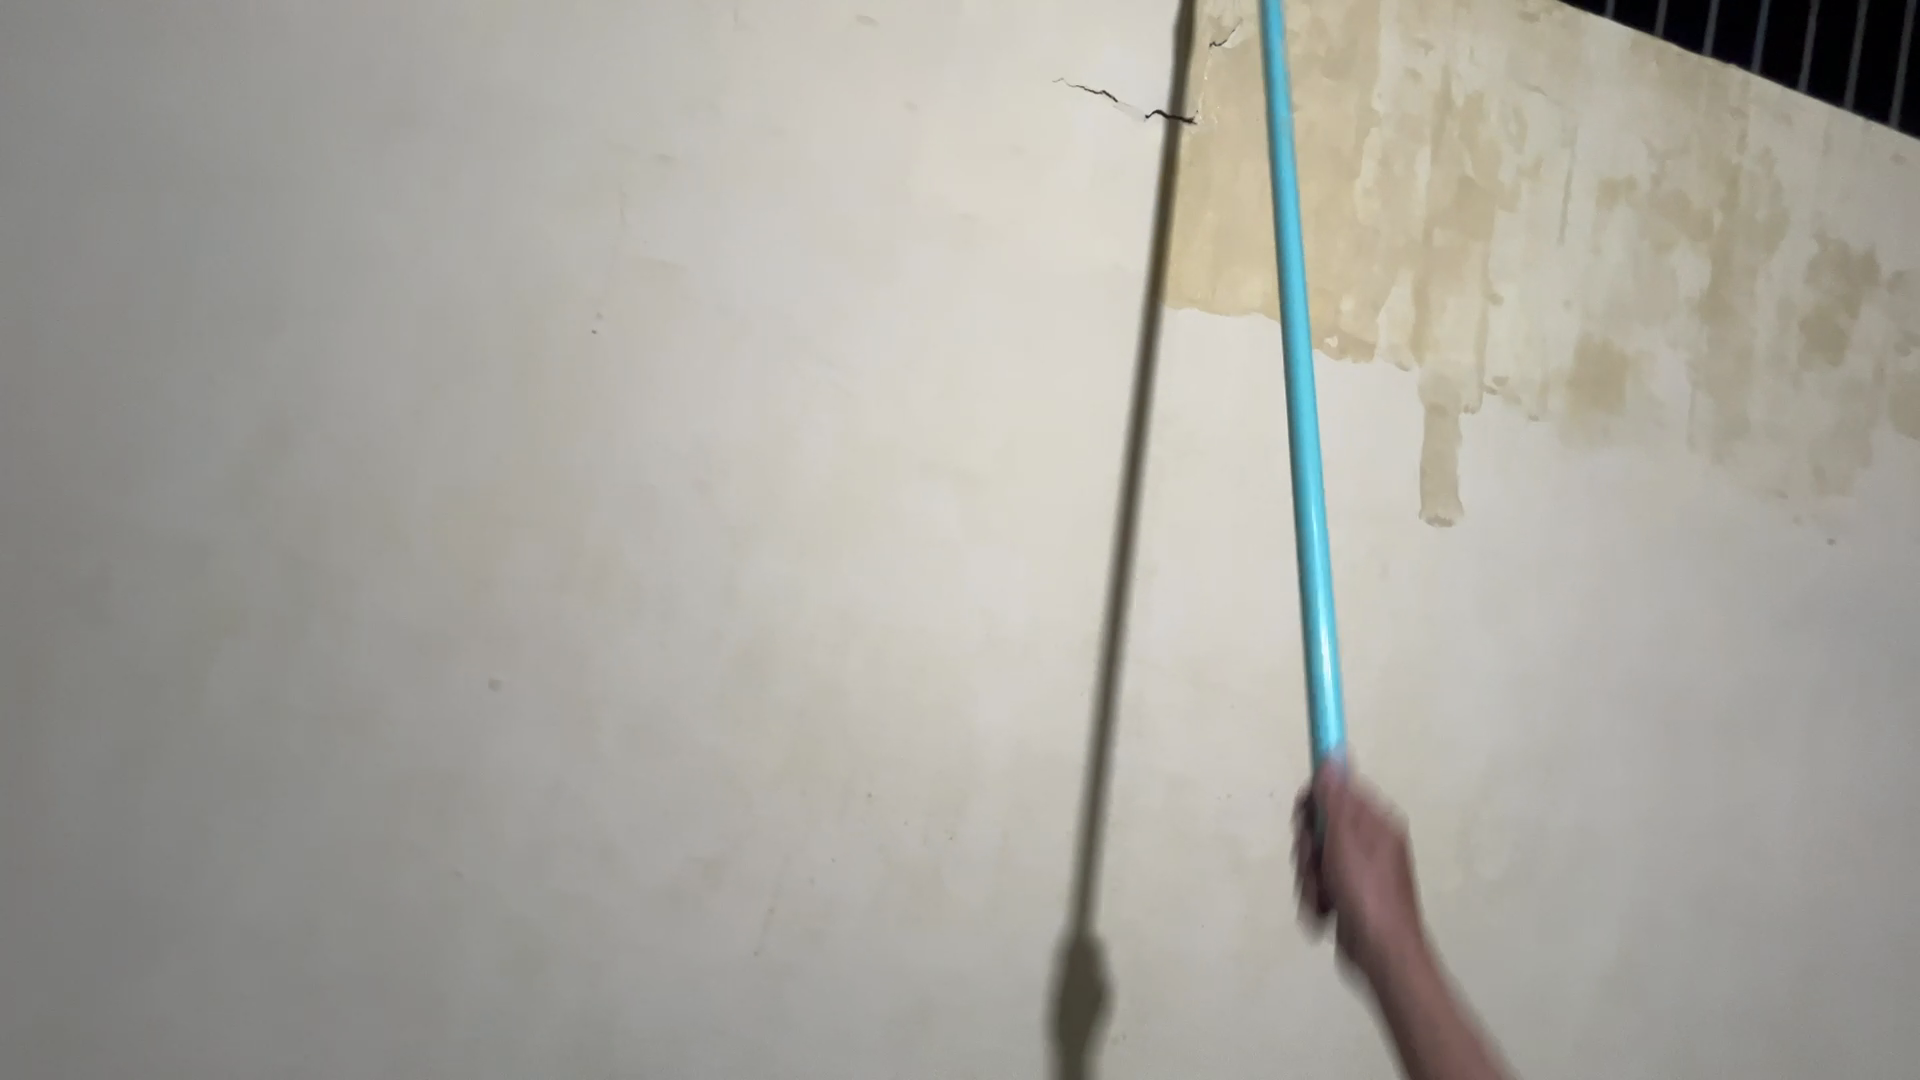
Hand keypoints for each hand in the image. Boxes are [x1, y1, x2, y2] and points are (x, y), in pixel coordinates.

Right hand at [1293, 765, 1429, 988]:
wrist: (1383, 955)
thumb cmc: (1366, 893)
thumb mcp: (1344, 839)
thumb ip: (1334, 797)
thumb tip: (1333, 751)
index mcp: (1375, 821)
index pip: (1332, 790)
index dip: (1313, 805)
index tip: (1307, 823)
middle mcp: (1368, 840)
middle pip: (1317, 823)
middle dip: (1308, 848)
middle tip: (1316, 865)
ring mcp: (1358, 867)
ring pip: (1313, 854)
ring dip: (1309, 876)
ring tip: (1322, 896)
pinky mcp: (1348, 891)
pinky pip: (1318, 879)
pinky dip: (1315, 894)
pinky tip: (1324, 910)